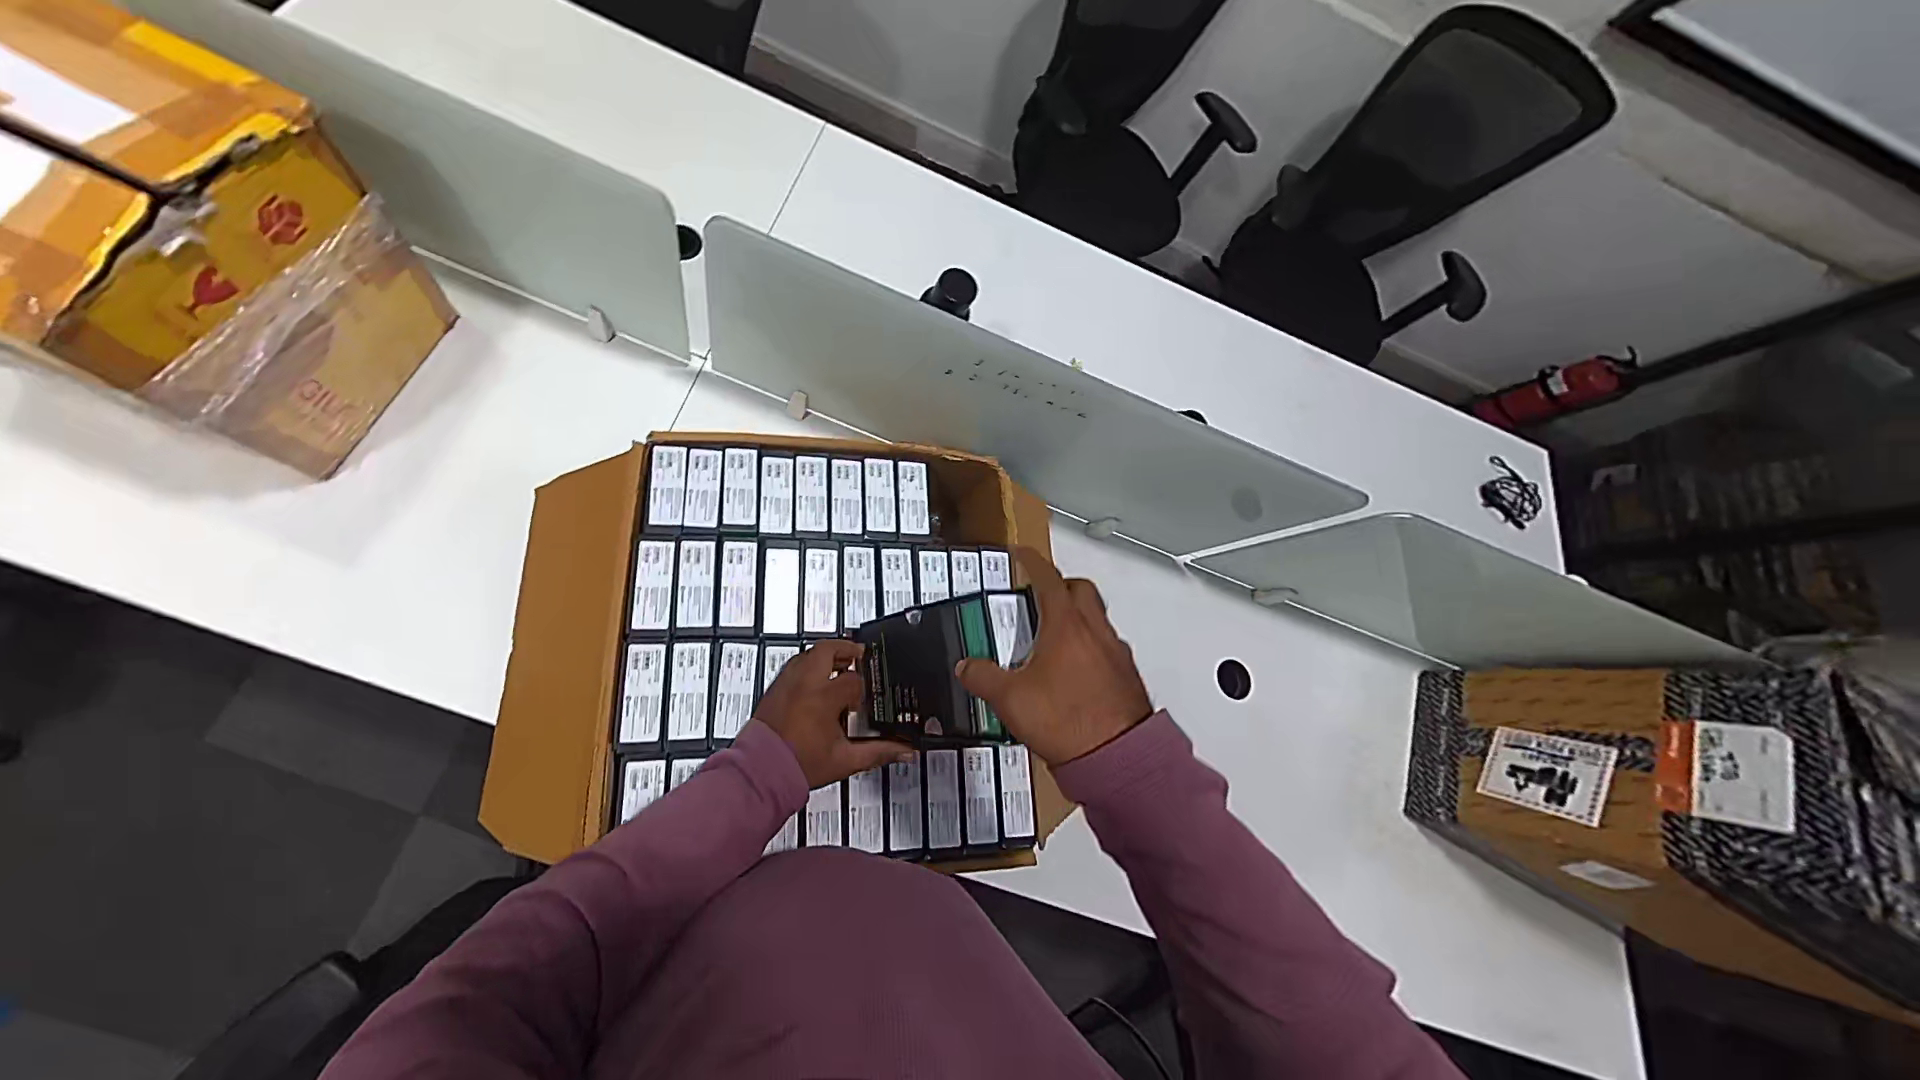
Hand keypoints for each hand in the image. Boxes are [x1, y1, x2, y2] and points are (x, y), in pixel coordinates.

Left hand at [752, 640, 910, 787]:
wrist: (761, 772)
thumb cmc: (796, 766)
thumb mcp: (845, 760)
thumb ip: (877, 752)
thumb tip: (901, 750)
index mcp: (823, 698)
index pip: (853, 680)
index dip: (864, 688)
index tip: (865, 700)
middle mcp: (803, 685)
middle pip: (828, 650)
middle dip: (847, 650)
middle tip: (859, 655)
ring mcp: (786, 684)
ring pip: (808, 654)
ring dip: (826, 655)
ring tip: (839, 664)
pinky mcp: (774, 690)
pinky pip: (793, 666)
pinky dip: (808, 666)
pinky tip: (815, 681)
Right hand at [956, 547, 1152, 765]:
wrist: (1118, 757)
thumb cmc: (1069, 723)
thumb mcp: (1010, 700)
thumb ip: (983, 677)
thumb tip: (968, 667)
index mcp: (1066, 626)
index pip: (1048, 578)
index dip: (1032, 562)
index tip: (1023, 554)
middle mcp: (1095, 632)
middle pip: (1080, 589)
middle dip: (1060, 585)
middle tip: (1040, 595)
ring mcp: (1115, 652)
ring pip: (1096, 618)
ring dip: (1076, 617)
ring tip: (1052, 637)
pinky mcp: (1126, 675)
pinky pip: (1107, 646)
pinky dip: (1089, 645)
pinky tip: (1073, 670)